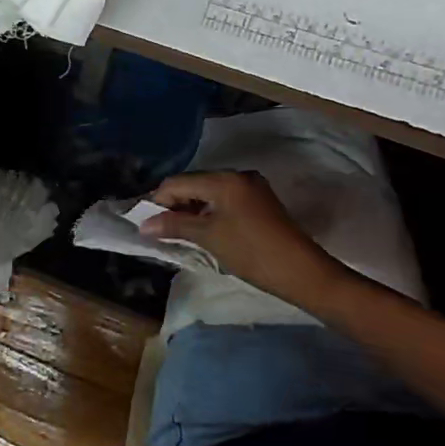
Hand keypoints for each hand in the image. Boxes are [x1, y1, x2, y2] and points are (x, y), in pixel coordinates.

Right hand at [139, 170, 350, 303]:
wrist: (300, 271)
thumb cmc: (250, 252)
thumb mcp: (209, 238)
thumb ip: (175, 226)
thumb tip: (145, 225)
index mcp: (224, 179)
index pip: (179, 182)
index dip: (158, 201)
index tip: (144, 222)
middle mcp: (238, 175)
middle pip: (195, 183)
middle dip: (175, 204)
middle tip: (159, 228)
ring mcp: (252, 187)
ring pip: (210, 192)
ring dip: (192, 209)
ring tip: (178, 232)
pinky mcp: (260, 201)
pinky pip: (226, 199)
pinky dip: (210, 211)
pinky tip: (202, 229)